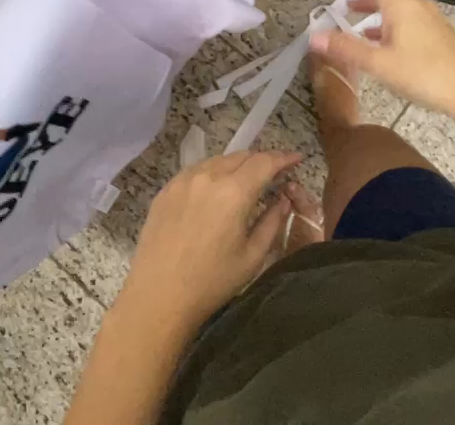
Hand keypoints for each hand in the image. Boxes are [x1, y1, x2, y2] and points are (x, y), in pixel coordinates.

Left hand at [118, 150, 300, 331]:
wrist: (157, 297)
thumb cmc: (211, 283)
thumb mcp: (252, 257)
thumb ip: (272, 222)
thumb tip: (283, 200)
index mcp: (234, 192)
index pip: (264, 162)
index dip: (283, 158)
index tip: (296, 158)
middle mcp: (208, 176)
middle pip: (242, 156)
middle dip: (262, 161)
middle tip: (274, 175)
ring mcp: (183, 180)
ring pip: (218, 160)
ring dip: (237, 165)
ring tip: (246, 183)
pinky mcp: (166, 189)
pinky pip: (197, 171)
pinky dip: (214, 173)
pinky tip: (216, 192)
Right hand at [309, 0, 454, 120]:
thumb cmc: (424, 74)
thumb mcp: (380, 63)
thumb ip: (346, 49)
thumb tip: (314, 37)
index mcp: (400, 3)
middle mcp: (414, 3)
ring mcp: (427, 17)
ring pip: (394, 0)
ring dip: (371, 0)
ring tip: (350, 10)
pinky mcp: (434, 32)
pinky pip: (403, 14)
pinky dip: (384, 17)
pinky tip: (375, 36)